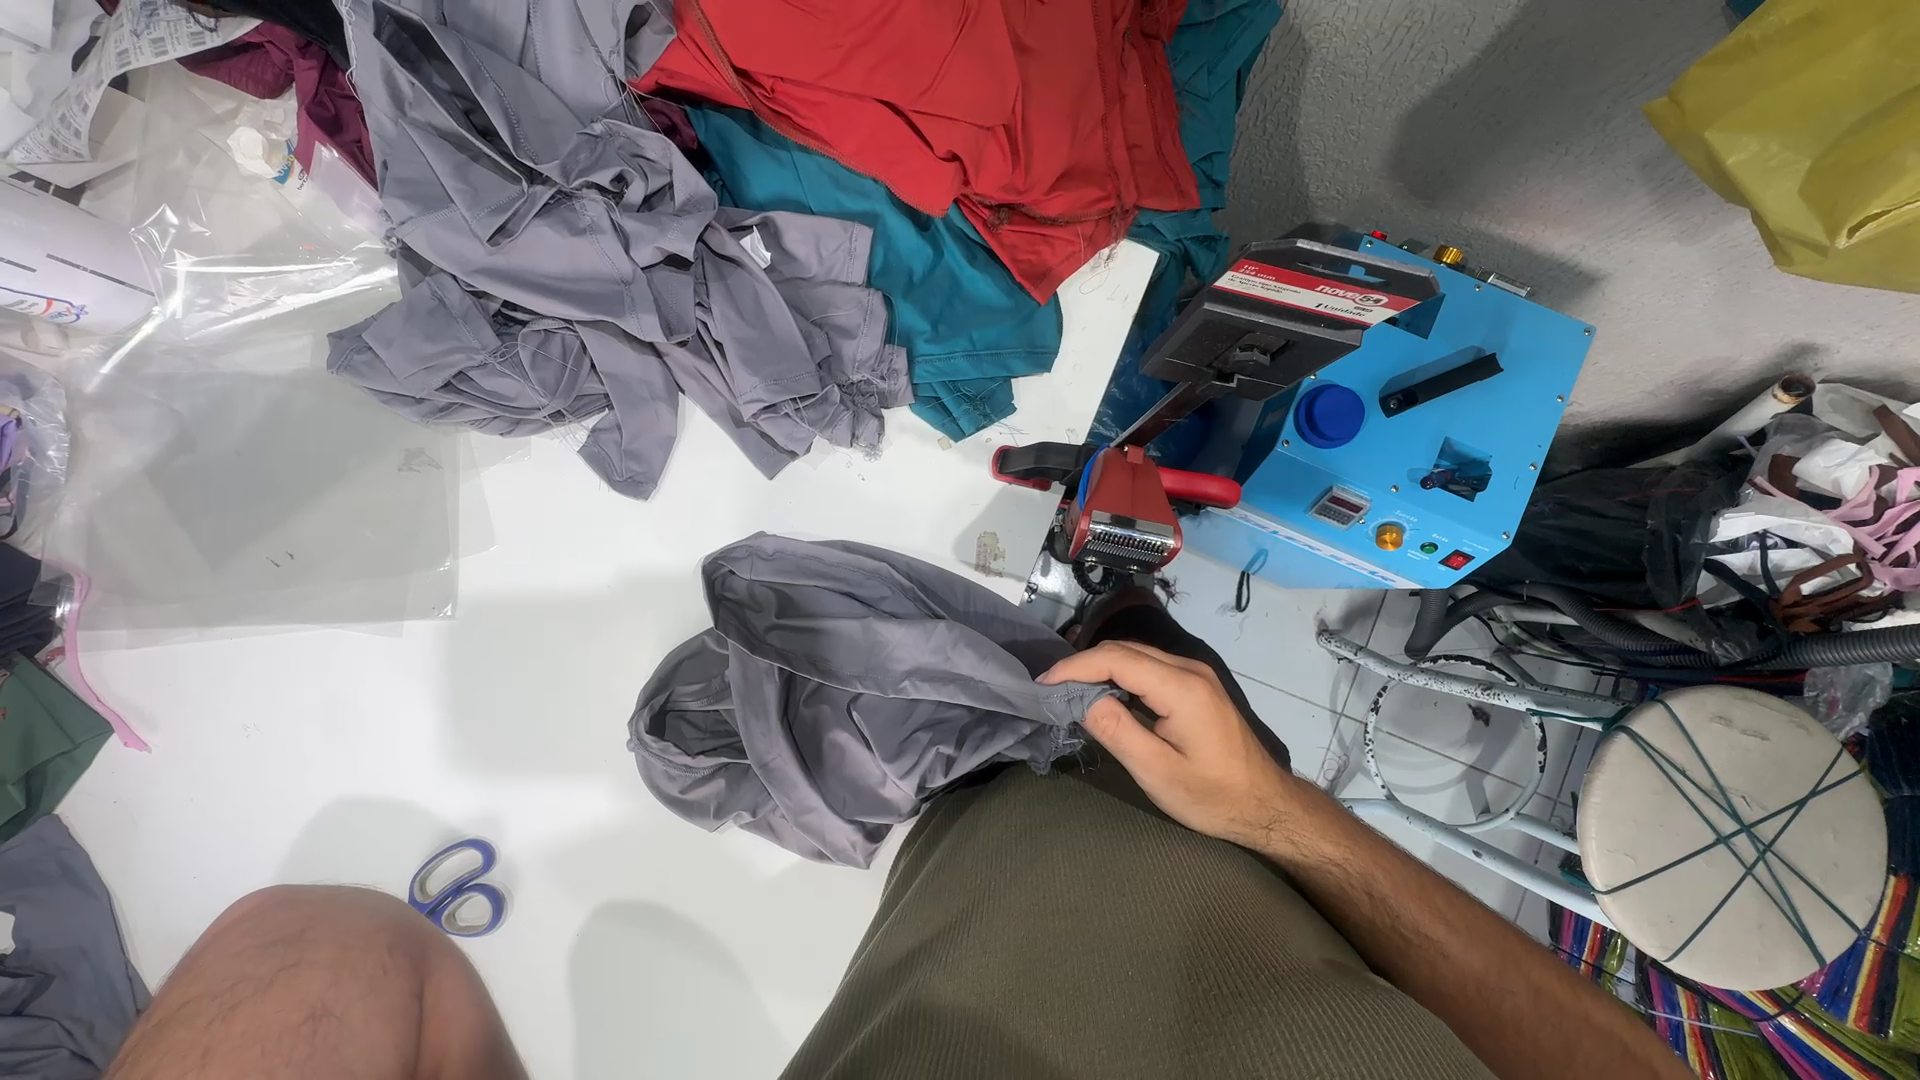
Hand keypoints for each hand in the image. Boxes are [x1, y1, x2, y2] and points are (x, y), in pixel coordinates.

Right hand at [1040, 640, 1305, 848]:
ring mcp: (1195, 674)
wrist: (1266, 806)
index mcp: (1181, 687)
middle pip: (1124, 650)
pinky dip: (1118, 675)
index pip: (1116, 659)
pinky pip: (1148, 667)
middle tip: (1050, 691)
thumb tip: (1079, 700)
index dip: (1075, 667)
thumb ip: (1117, 731)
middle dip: (1082, 665)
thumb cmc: (1213, 796)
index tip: (1043, 684)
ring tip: (1068, 692)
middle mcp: (1189, 669)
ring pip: (1135, 655)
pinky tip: (1102, 695)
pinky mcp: (1196, 685)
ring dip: (1099, 669)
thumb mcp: (1158, 772)